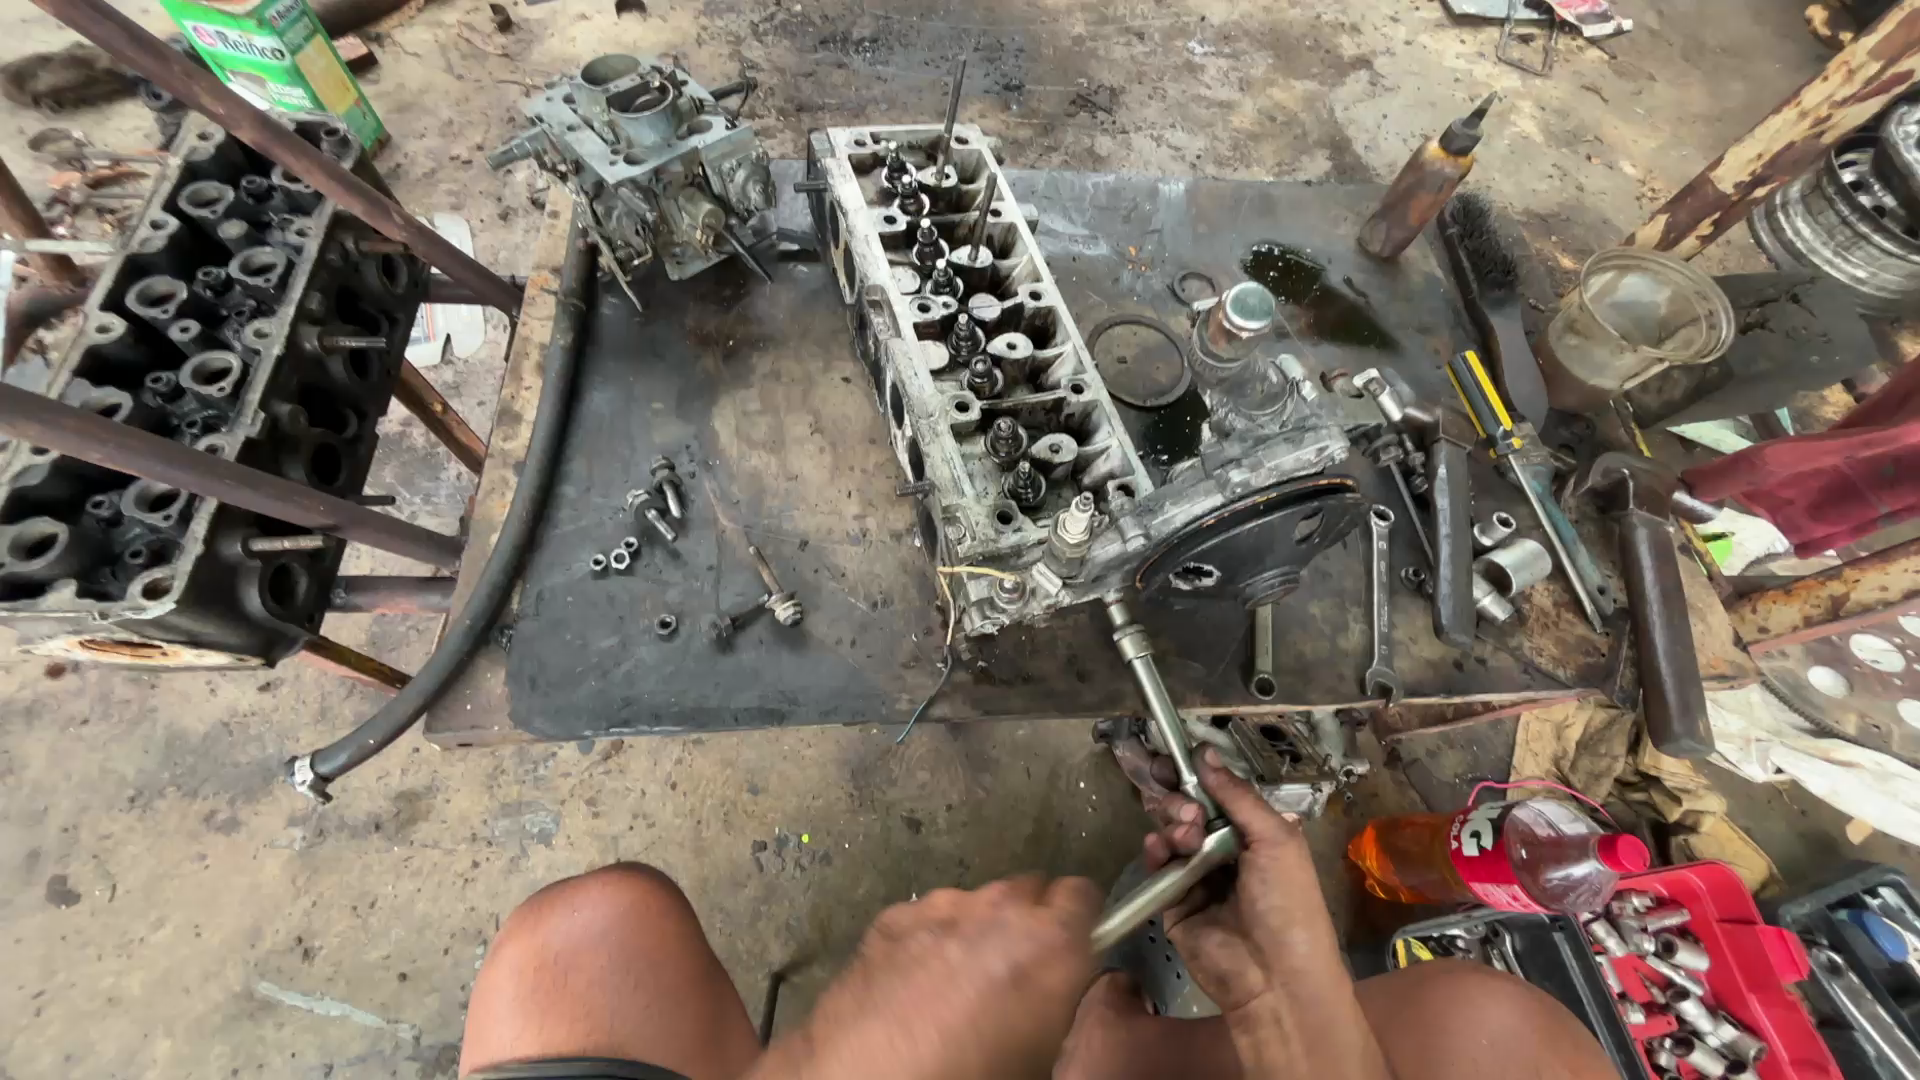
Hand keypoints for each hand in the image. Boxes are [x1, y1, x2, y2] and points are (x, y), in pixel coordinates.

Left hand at [749, 875, 1101, 1079]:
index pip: (1085, 894)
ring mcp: (942, 905)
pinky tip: (916, 982)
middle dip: (1029, 922)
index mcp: (1051, 943)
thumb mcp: (1043, 1056)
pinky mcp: (894, 915)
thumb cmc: (971, 1078)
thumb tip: (1065, 985)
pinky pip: (929, 913)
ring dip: (980, 928)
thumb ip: (1062, 998)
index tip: (1074, 947)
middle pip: (1030, 891)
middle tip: (1016, 974)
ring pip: (979, 900)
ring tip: (960, 984)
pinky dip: (932, 936)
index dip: (1081, 920)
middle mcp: (1000, 909)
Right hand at [1142, 748, 1337, 1018]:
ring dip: (1172, 822)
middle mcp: (1224, 849)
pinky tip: (1161, 848)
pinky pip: (1158, 863)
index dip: (1195, 775)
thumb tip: (1204, 751)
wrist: (1275, 979)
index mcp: (1254, 833)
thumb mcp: (1275, 840)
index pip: (1218, 793)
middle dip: (1181, 799)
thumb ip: (1237, 795)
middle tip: (1188, 811)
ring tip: (1185, 835)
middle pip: (1189, 808)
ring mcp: (1197, 874)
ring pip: (1171, 830)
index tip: (1172, 758)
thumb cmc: (1287, 904)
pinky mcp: (1174, 898)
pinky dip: (1155, 850)